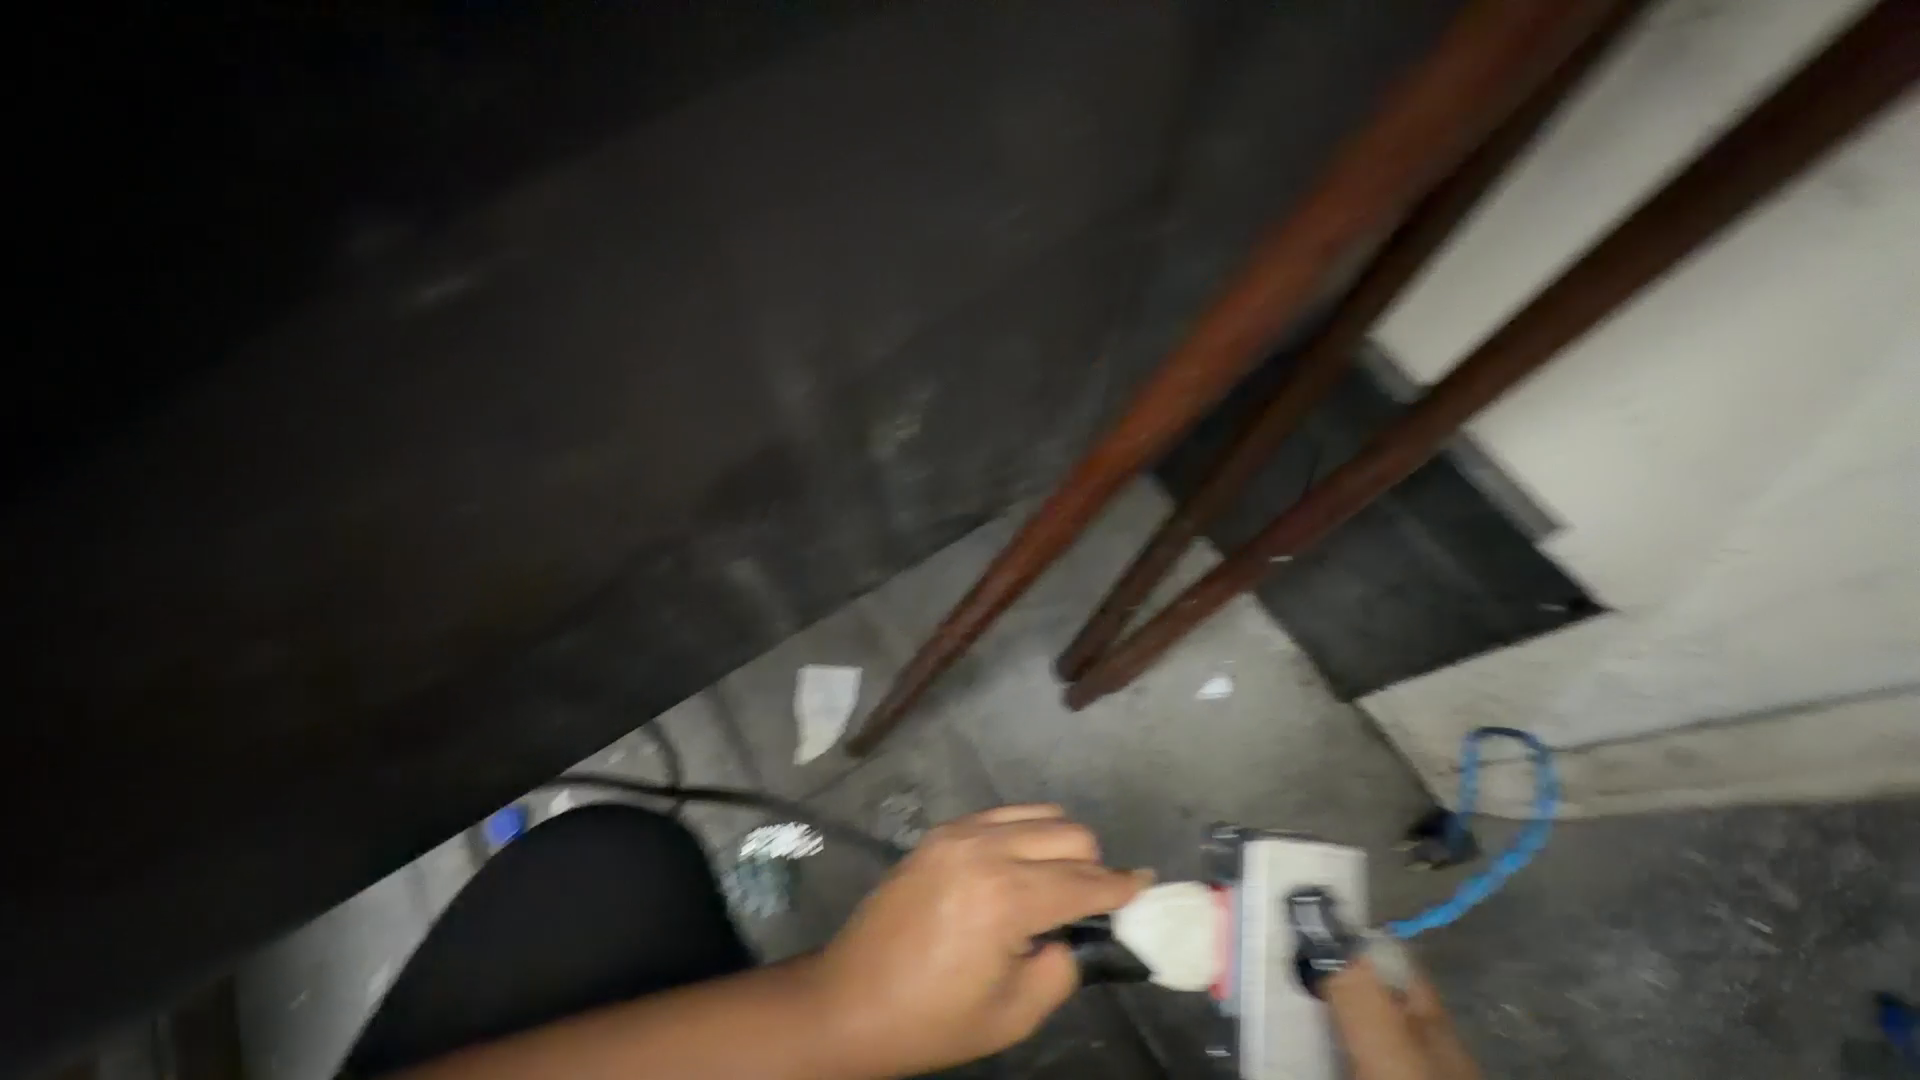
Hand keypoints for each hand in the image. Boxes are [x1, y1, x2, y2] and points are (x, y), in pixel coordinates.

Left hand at [809, 804, 1147, 1077]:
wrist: (848, 1001)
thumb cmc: (932, 1019)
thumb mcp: (1013, 1013)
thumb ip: (1063, 967)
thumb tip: (1080, 934)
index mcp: (1006, 898)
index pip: (1084, 881)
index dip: (1121, 887)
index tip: (1145, 886)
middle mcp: (985, 850)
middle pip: (1070, 834)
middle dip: (1093, 866)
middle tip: (1093, 904)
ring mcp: (958, 833)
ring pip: (1039, 813)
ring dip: (1061, 843)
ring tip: (1057, 882)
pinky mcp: (939, 833)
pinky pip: (1002, 815)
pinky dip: (1025, 832)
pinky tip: (1020, 865)